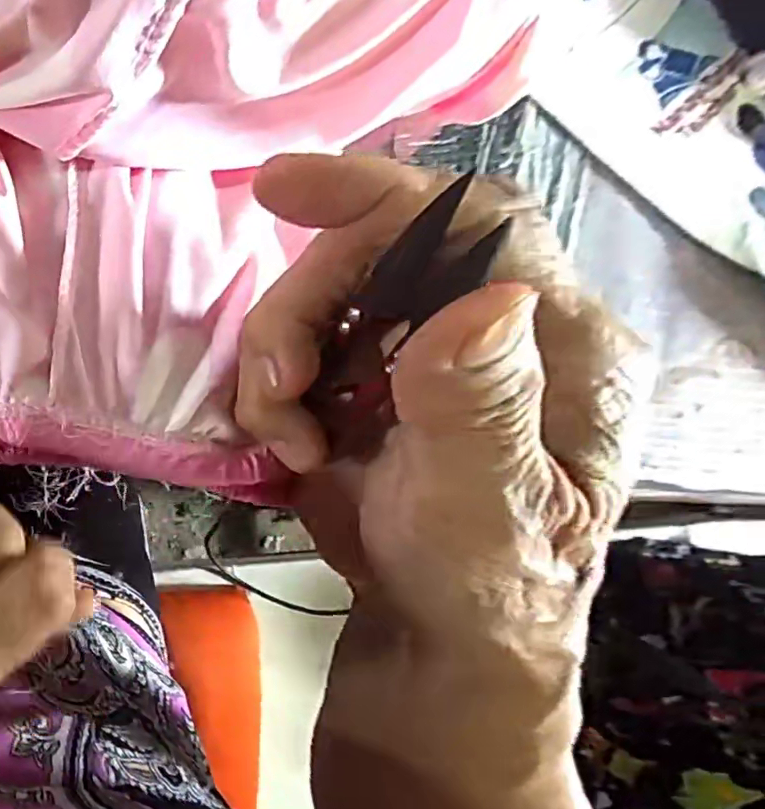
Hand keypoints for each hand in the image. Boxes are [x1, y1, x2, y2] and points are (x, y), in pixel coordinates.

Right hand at [234, 154, 647, 716]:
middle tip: (275, 396)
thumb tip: (482, 299)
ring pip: (307, 314)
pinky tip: (286, 441)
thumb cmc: (482, 573)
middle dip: (293, 324)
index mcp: (544, 340)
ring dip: (271, 373)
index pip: (464, 222)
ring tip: (288, 441)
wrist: (437, 621)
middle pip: (359, 264)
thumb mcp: (483, 500)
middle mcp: (475, 329)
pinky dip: (265, 396)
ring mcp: (405, 358)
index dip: (370, 194)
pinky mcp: (353, 388)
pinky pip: (285, 359)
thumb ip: (477, 404)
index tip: (275, 187)